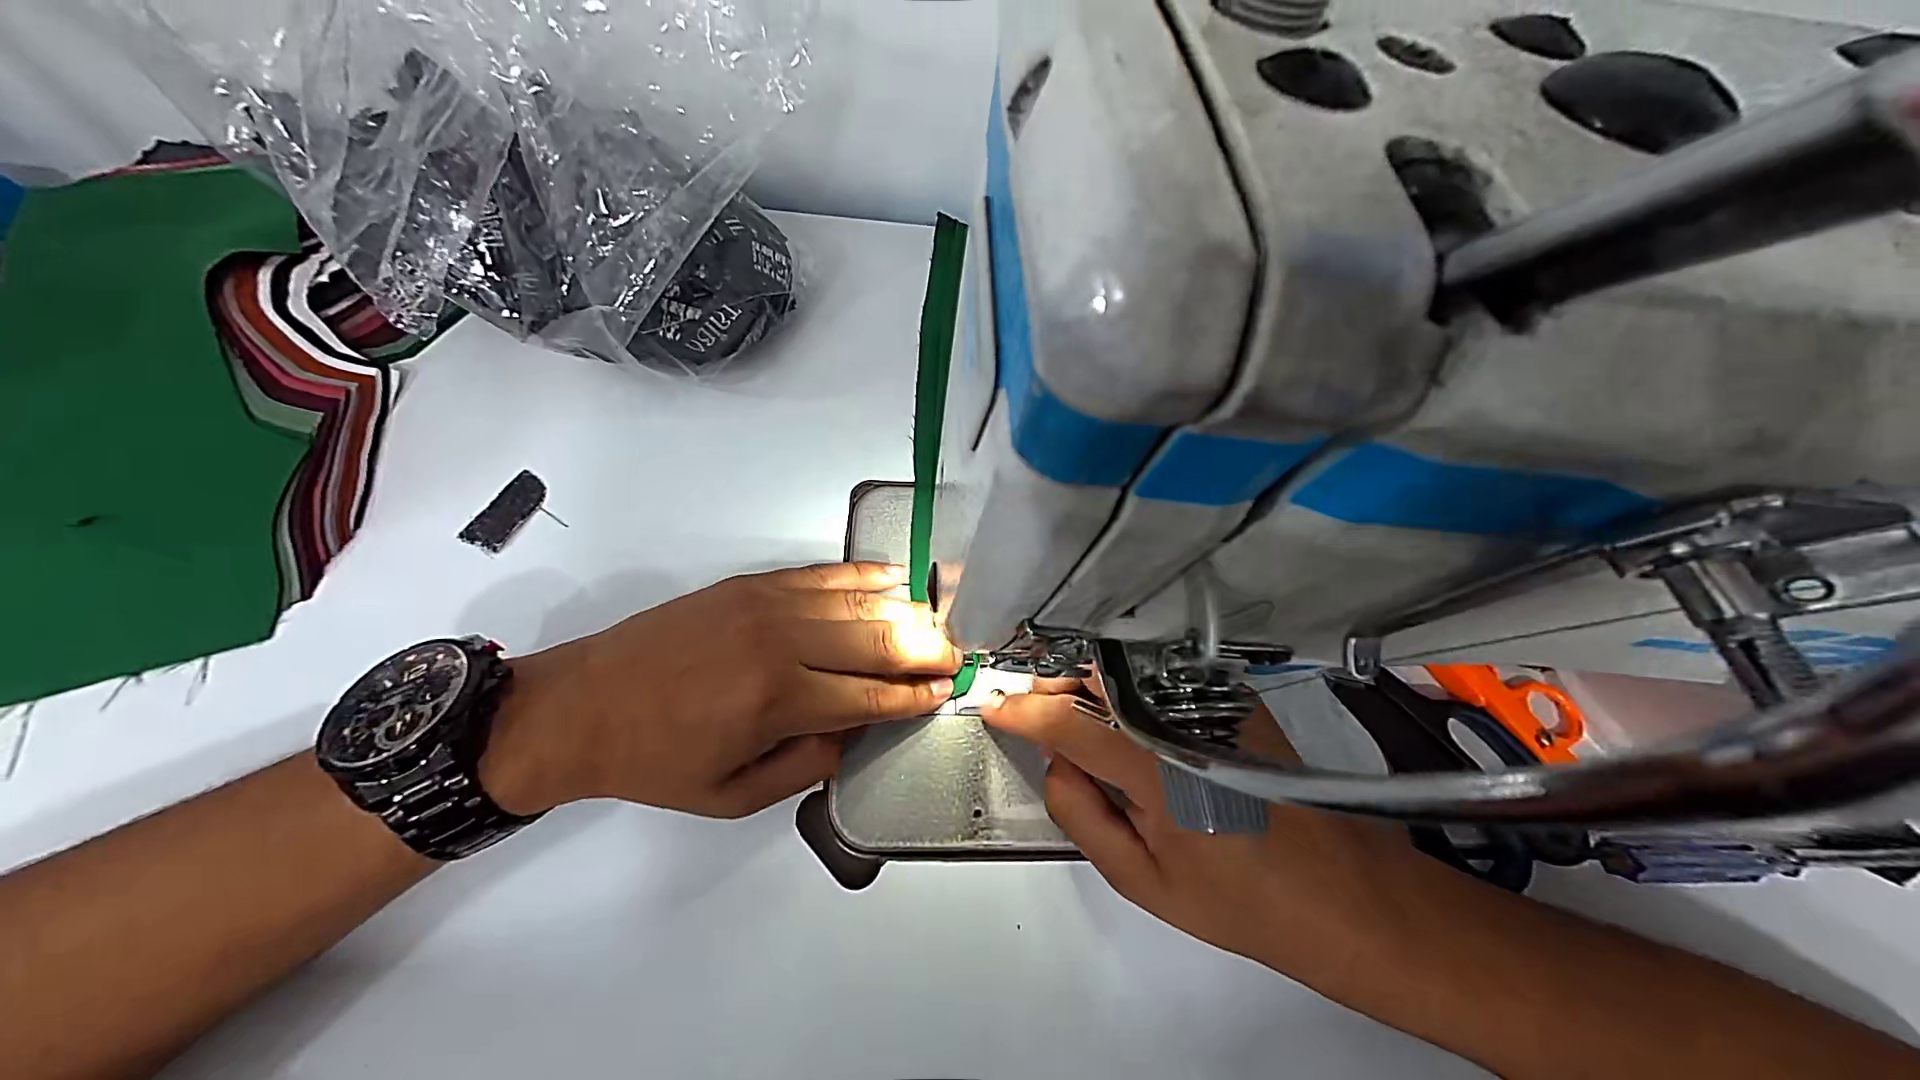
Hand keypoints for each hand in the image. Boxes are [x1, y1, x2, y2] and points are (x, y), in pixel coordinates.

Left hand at [482, 562, 961, 818]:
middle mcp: (780, 641)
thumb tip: (858, 731)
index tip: (949, 692)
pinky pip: (822, 573)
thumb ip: (807, 766)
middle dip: (927, 649)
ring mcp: (766, 602)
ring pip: (858, 600)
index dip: (916, 695)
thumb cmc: (656, 760)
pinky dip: (863, 576)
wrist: (578, 706)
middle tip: (959, 654)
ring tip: (940, 619)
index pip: (871, 694)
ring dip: (906, 610)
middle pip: (877, 639)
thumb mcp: (732, 796)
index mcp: (777, 700)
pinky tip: (893, 577)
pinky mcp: (750, 582)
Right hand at [982, 681, 1436, 978]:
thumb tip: (1054, 763)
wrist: (1339, 889)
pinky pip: (1158, 675)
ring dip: (1086, 683)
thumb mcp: (1142, 880)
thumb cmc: (1242, 897)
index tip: (994, 712)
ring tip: (1074, 720)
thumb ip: (1081, 815)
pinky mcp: (1234, 696)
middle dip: (1052, 687)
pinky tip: (1122, 716)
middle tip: (1036, 717)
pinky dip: (1124, 685)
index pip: (1068, 720)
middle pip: (1095, 674)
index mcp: (1157, 768)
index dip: (1021, 712)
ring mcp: (1214, 701)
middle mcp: (1185, 718)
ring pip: (1125, 666)